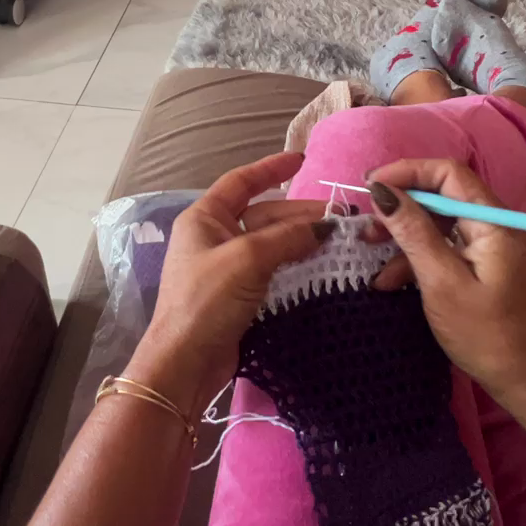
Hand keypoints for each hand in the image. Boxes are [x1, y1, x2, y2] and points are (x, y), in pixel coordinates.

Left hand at [125, 152, 331, 418]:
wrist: (184, 364)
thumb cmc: (206, 301)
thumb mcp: (247, 259)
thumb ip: (287, 237)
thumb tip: (326, 227)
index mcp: (205, 218)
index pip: (241, 182)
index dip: (271, 168)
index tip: (302, 161)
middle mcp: (214, 236)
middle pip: (263, 214)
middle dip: (300, 214)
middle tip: (341, 219)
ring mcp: (226, 266)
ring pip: (271, 243)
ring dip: (302, 240)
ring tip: (339, 241)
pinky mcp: (238, 295)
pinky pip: (272, 269)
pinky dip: (295, 264)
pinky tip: (322, 267)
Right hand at [364, 159, 525, 419]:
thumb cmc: (490, 337)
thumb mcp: (443, 283)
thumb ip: (413, 232)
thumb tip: (382, 190)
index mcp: (493, 222)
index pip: (447, 172)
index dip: (406, 171)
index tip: (370, 185)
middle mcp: (495, 225)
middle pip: (441, 195)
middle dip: (401, 205)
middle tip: (366, 224)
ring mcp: (491, 247)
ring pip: (439, 222)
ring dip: (404, 234)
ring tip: (371, 251)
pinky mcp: (485, 268)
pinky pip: (446, 248)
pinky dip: (418, 258)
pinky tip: (390, 280)